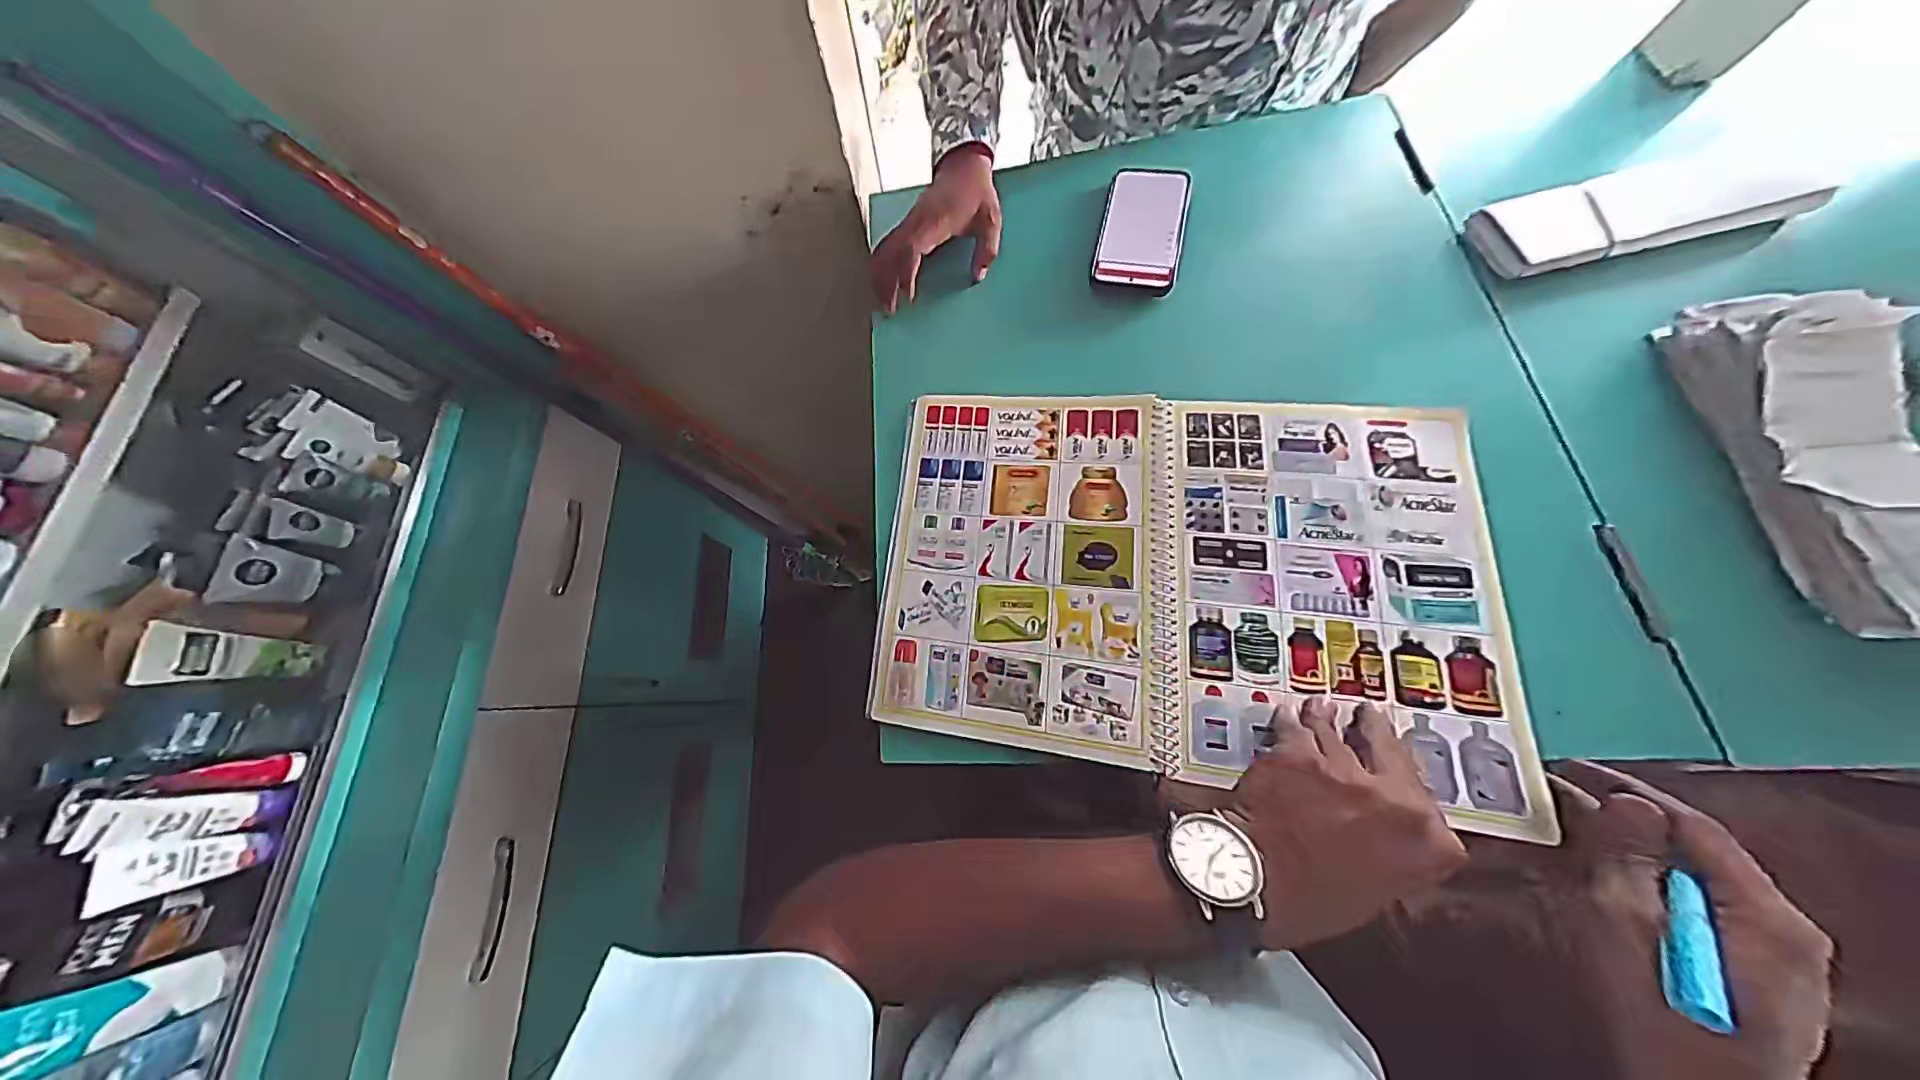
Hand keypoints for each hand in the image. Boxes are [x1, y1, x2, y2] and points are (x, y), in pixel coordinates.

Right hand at [869, 146, 999, 313]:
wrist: (963, 165)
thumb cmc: (977, 193)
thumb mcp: (990, 221)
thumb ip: (986, 249)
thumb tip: (978, 276)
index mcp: (935, 221)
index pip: (912, 250)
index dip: (906, 274)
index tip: (908, 297)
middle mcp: (916, 221)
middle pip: (890, 253)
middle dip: (886, 283)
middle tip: (889, 310)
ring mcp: (909, 221)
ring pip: (884, 249)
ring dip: (879, 276)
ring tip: (882, 302)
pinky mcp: (907, 223)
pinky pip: (887, 244)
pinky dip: (881, 264)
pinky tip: (882, 280)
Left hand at [1220, 698, 1466, 950]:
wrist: (1259, 881)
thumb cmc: (1313, 901)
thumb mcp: (1378, 891)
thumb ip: (1393, 853)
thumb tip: (1380, 835)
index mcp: (1428, 843)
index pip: (1430, 800)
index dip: (1408, 778)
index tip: (1400, 763)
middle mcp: (1393, 799)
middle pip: (1389, 749)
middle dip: (1375, 730)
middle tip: (1368, 716)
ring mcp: (1344, 771)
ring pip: (1337, 729)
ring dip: (1328, 718)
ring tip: (1323, 708)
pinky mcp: (1298, 752)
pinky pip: (1295, 725)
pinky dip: (1290, 719)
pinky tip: (1287, 713)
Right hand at [1552, 762, 1833, 1079]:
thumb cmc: (1661, 1018)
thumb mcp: (1629, 929)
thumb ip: (1630, 863)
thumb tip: (1629, 804)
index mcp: (1768, 916)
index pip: (1693, 827)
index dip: (1626, 790)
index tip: (1567, 770)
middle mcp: (1783, 929)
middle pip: (1692, 852)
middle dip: (1621, 820)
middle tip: (1555, 797)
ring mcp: (1772, 956)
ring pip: (1688, 877)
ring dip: (1627, 849)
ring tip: (1566, 828)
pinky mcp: (1750, 974)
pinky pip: (1691, 905)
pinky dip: (1643, 881)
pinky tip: (1602, 874)